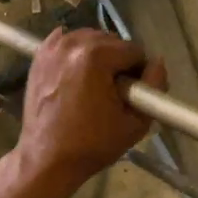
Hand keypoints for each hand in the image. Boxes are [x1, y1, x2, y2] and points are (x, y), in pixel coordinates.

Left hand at [15, 28, 166, 187]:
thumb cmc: (91, 144)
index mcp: (96, 56)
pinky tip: (76, 73)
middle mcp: (73, 42)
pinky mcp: (40, 54)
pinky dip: (76, 52)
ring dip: (98, 56)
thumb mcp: (134, 123)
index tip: (133, 94)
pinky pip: (67, 41)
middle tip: (115, 92)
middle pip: (112, 41)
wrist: (47, 158)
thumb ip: (154, 87)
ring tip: (95, 86)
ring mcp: (53, 46)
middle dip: (119, 63)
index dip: (140, 73)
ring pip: (90, 39)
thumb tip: (157, 63)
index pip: (134, 50)